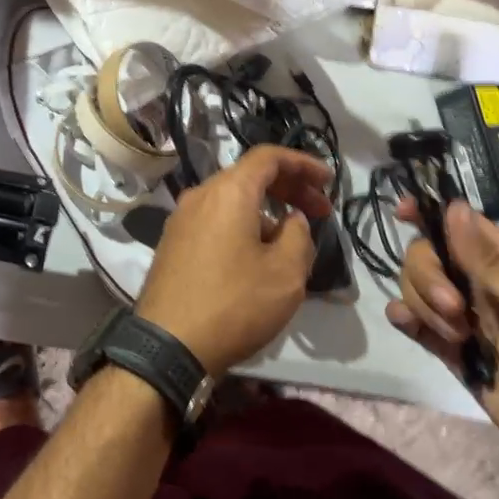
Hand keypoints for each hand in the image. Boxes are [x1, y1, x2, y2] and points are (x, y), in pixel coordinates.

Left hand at [134, 145, 332, 374]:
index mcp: (228, 192)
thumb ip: (298, 236)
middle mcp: (200, 194)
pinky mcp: (175, 240)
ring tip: (294, 242)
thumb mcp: (285, 274)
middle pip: (248, 175)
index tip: (329, 181)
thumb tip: (292, 219)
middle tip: (321, 211)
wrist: (169, 342)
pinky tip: (259, 255)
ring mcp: (182, 217)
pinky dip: (243, 223)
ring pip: (232, 199)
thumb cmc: (234, 303)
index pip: (267, 157)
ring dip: (266, 210)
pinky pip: (216, 218)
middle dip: (288, 187)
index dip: (302, 163)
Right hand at [386, 201, 498, 498]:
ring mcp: (467, 321)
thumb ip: (490, 263)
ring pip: (416, 288)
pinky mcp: (454, 354)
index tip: (401, 212)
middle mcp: (483, 288)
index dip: (429, 212)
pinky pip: (414, 324)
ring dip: (423, 304)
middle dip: (427, 275)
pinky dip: (404, 319)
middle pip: (428, 255)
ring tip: (458, 337)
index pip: (461, 226)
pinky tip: (409, 325)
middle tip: (455, 309)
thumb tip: (453, 206)